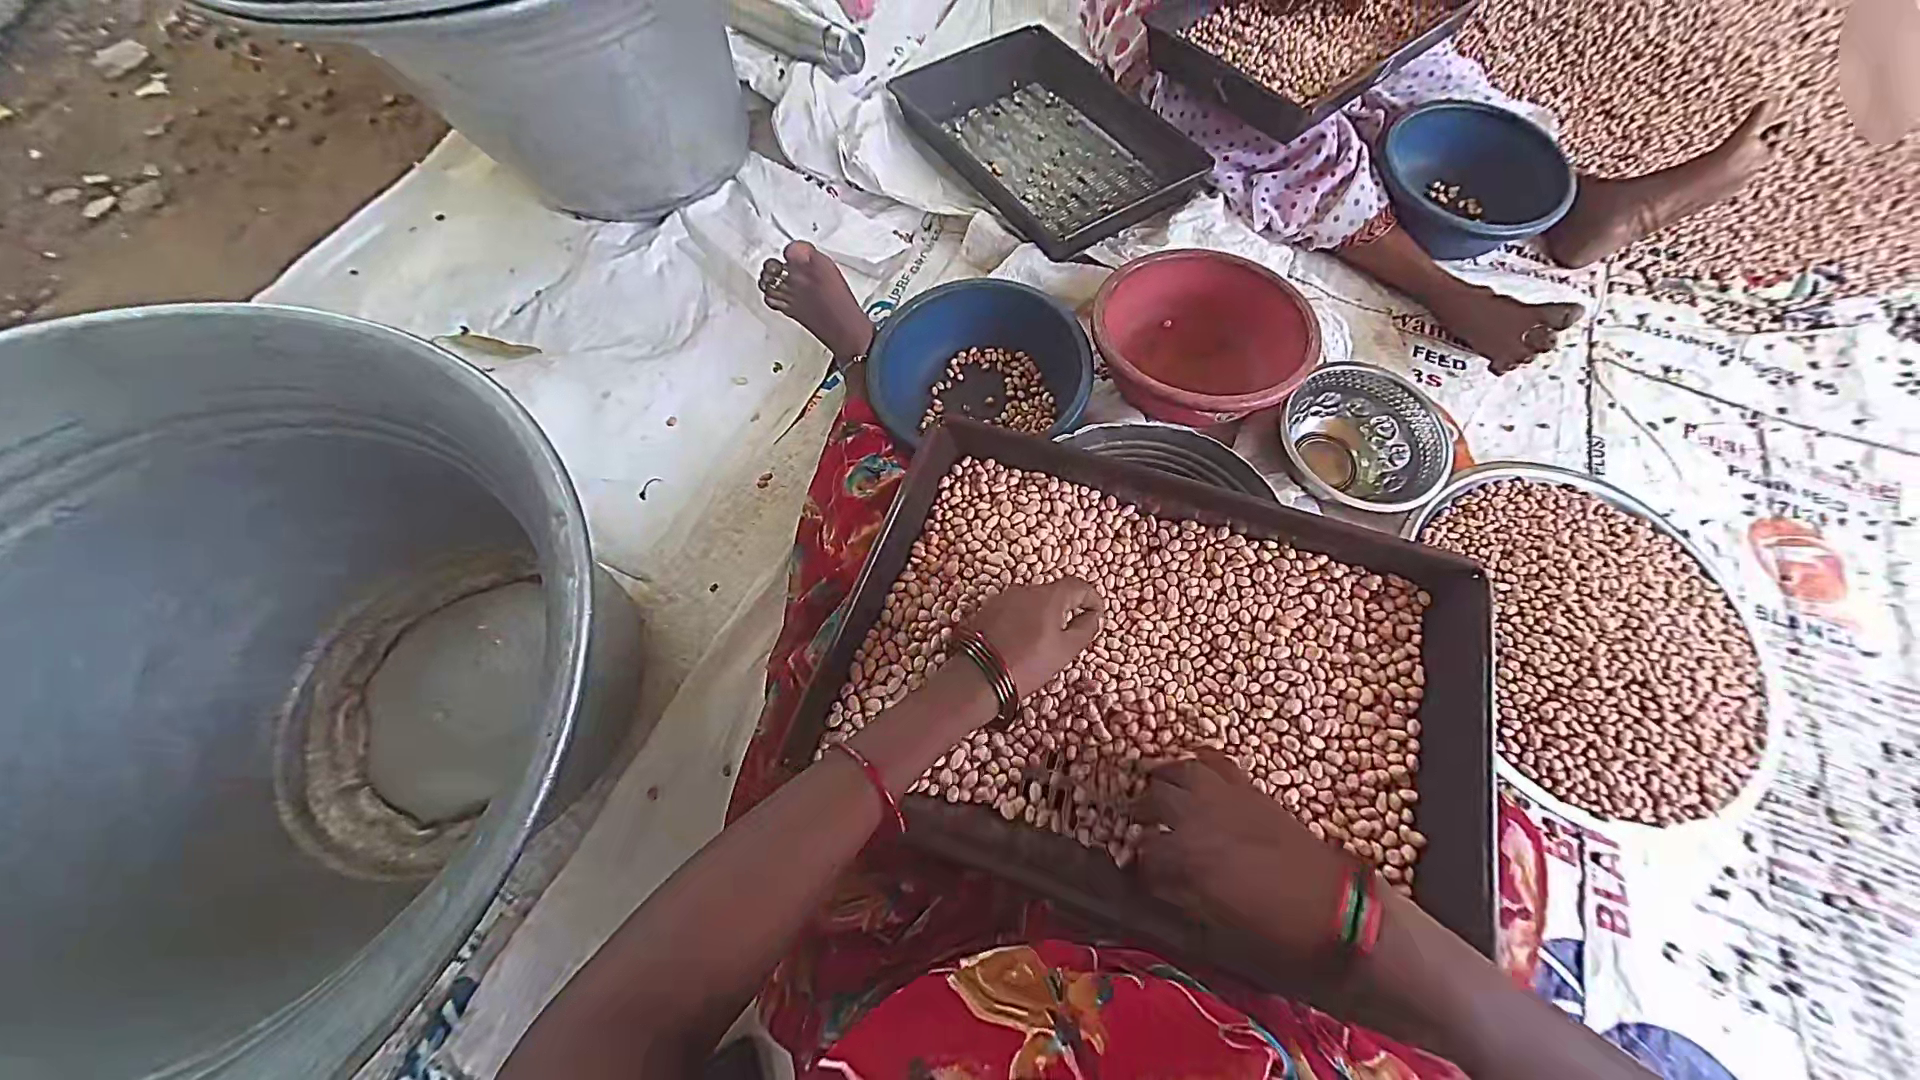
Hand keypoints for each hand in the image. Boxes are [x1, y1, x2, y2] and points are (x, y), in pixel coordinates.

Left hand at [966, 577, 1102, 701]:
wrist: (978, 676)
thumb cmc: (1027, 664)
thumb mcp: (1065, 650)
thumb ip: (1085, 628)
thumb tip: (1093, 616)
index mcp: (1048, 596)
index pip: (1078, 585)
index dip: (1092, 599)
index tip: (1096, 615)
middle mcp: (1024, 590)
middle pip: (1054, 593)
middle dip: (1066, 610)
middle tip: (1070, 635)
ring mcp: (1003, 598)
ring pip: (1032, 602)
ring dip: (1043, 617)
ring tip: (1043, 644)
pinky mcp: (986, 610)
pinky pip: (1013, 611)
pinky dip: (1022, 622)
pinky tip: (1021, 643)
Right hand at [1135, 752, 1358, 964]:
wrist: (1336, 908)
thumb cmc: (1277, 927)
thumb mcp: (1219, 922)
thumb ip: (1180, 895)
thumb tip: (1156, 880)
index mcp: (1188, 855)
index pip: (1145, 850)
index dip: (1138, 861)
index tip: (1137, 868)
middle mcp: (1199, 816)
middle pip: (1154, 799)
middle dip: (1140, 812)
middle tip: (1139, 823)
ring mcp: (1224, 796)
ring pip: (1179, 770)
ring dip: (1163, 780)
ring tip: (1157, 788)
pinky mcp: (1248, 789)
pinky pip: (1215, 762)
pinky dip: (1199, 762)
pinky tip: (1192, 768)